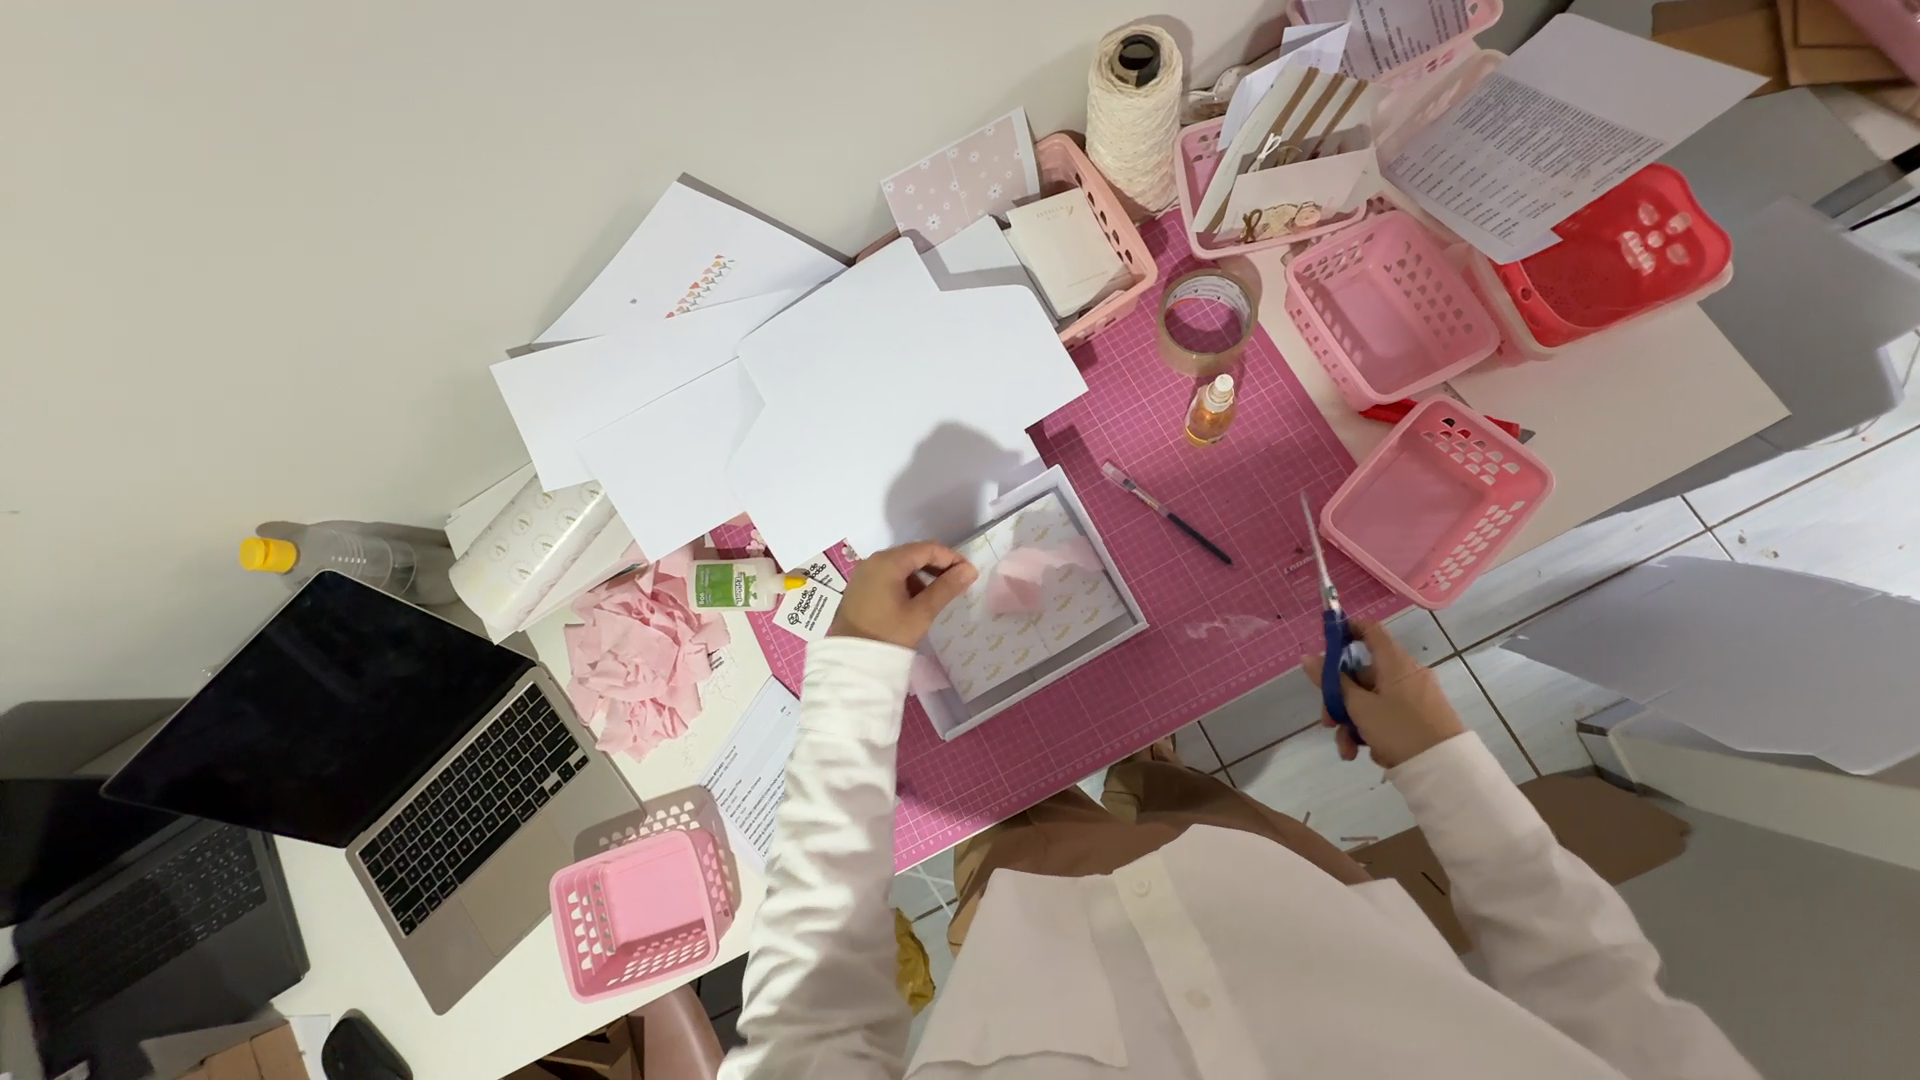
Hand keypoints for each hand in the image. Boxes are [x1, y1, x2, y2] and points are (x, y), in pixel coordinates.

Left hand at [828, 542, 977, 648]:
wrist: (852, 661)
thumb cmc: (889, 634)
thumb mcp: (921, 612)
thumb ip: (946, 588)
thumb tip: (969, 570)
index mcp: (888, 562)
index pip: (926, 549)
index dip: (951, 558)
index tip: (968, 573)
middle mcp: (873, 560)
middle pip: (912, 553)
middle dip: (937, 565)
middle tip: (956, 583)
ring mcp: (864, 572)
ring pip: (900, 564)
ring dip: (921, 574)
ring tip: (936, 595)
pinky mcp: (860, 586)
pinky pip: (888, 575)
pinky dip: (905, 581)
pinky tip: (914, 600)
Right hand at [1302, 619, 1465, 768]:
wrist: (1445, 768)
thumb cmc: (1399, 729)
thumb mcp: (1358, 706)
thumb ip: (1332, 682)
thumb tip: (1308, 657)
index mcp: (1394, 662)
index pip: (1370, 630)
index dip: (1347, 630)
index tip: (1326, 644)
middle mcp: (1405, 673)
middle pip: (1362, 675)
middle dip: (1340, 700)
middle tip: (1328, 723)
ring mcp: (1414, 696)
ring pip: (1371, 700)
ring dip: (1353, 722)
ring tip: (1347, 749)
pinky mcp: (1421, 716)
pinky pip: (1387, 714)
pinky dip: (1372, 730)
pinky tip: (1366, 753)